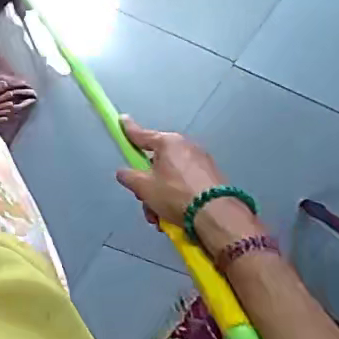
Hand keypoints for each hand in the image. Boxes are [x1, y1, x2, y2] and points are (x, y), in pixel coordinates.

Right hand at [113, 117, 228, 227]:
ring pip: (171, 177)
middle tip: (144, 200)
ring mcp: (202, 162)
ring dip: (161, 196)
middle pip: (157, 162)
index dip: (128, 130)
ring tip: (159, 218)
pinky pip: (186, 185)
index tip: (121, 120)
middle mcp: (186, 147)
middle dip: (147, 184)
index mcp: (168, 143)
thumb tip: (124, 172)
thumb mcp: (143, 187)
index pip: (142, 135)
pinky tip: (174, 217)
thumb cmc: (175, 194)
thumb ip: (128, 177)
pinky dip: (177, 198)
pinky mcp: (212, 179)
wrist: (216, 215)